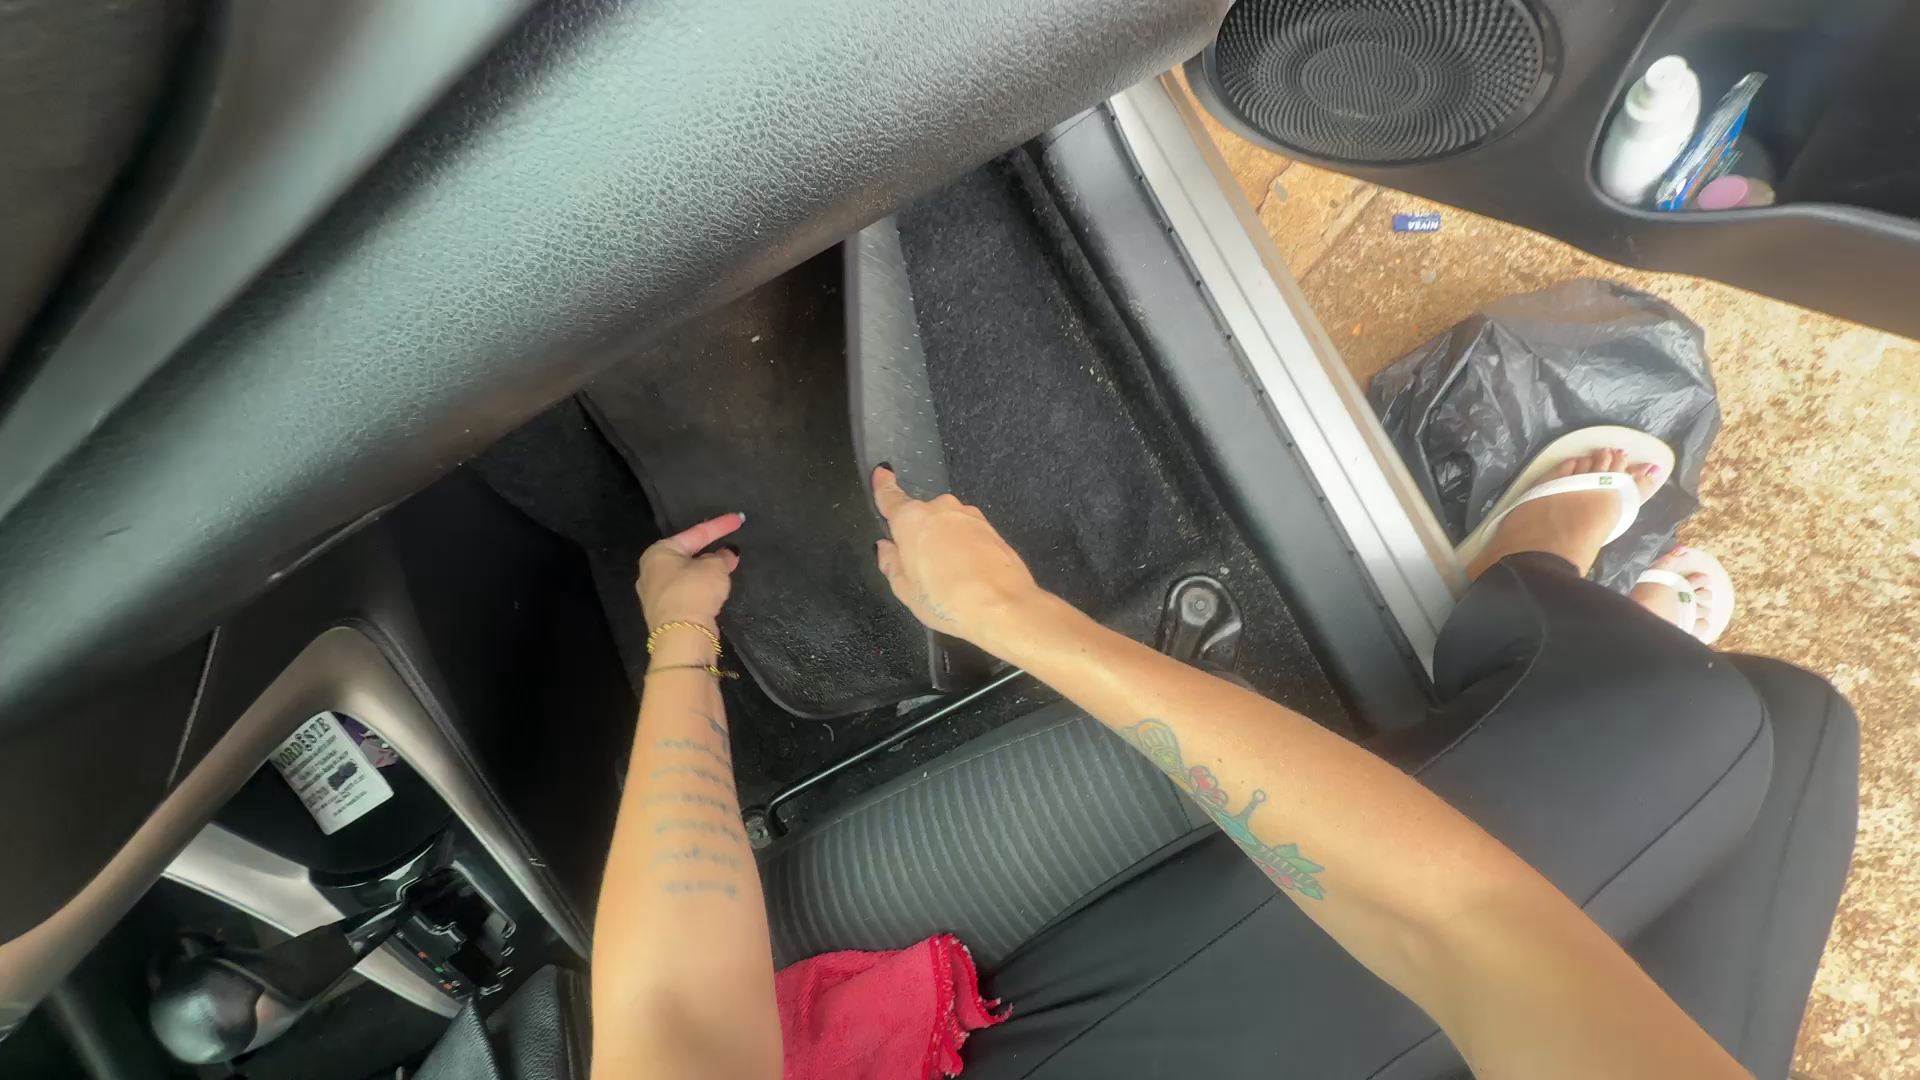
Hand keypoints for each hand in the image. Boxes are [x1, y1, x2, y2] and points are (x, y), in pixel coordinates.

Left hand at [638, 513, 744, 636]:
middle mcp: (651, 571)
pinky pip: (687, 592)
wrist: (682, 635)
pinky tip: (716, 589)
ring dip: (707, 571)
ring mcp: (656, 594)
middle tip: (732, 548)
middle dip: (711, 551)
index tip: (739, 519)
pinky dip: (702, 587)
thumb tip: (727, 555)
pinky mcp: (665, 612)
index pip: (695, 533)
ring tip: (727, 569)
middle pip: (688, 554)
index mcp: (658, 553)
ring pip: (687, 575)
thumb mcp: (715, 568)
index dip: (719, 526)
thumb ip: (722, 557)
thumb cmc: (694, 591)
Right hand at [871, 467, 1043, 648]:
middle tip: (919, 568)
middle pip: (920, 516)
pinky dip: (963, 549)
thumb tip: (886, 549)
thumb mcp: (905, 589)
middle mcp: (941, 509)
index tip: (882, 475)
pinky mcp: (990, 528)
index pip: (890, 496)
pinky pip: (967, 534)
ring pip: (946, 525)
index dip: (883, 485)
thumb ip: (890, 563)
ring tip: (947, 578)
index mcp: (912, 519)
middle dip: (918, 536)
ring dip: (943, 543)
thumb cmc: (950, 600)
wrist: (1002, 606)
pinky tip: (965, 574)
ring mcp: (968, 516)